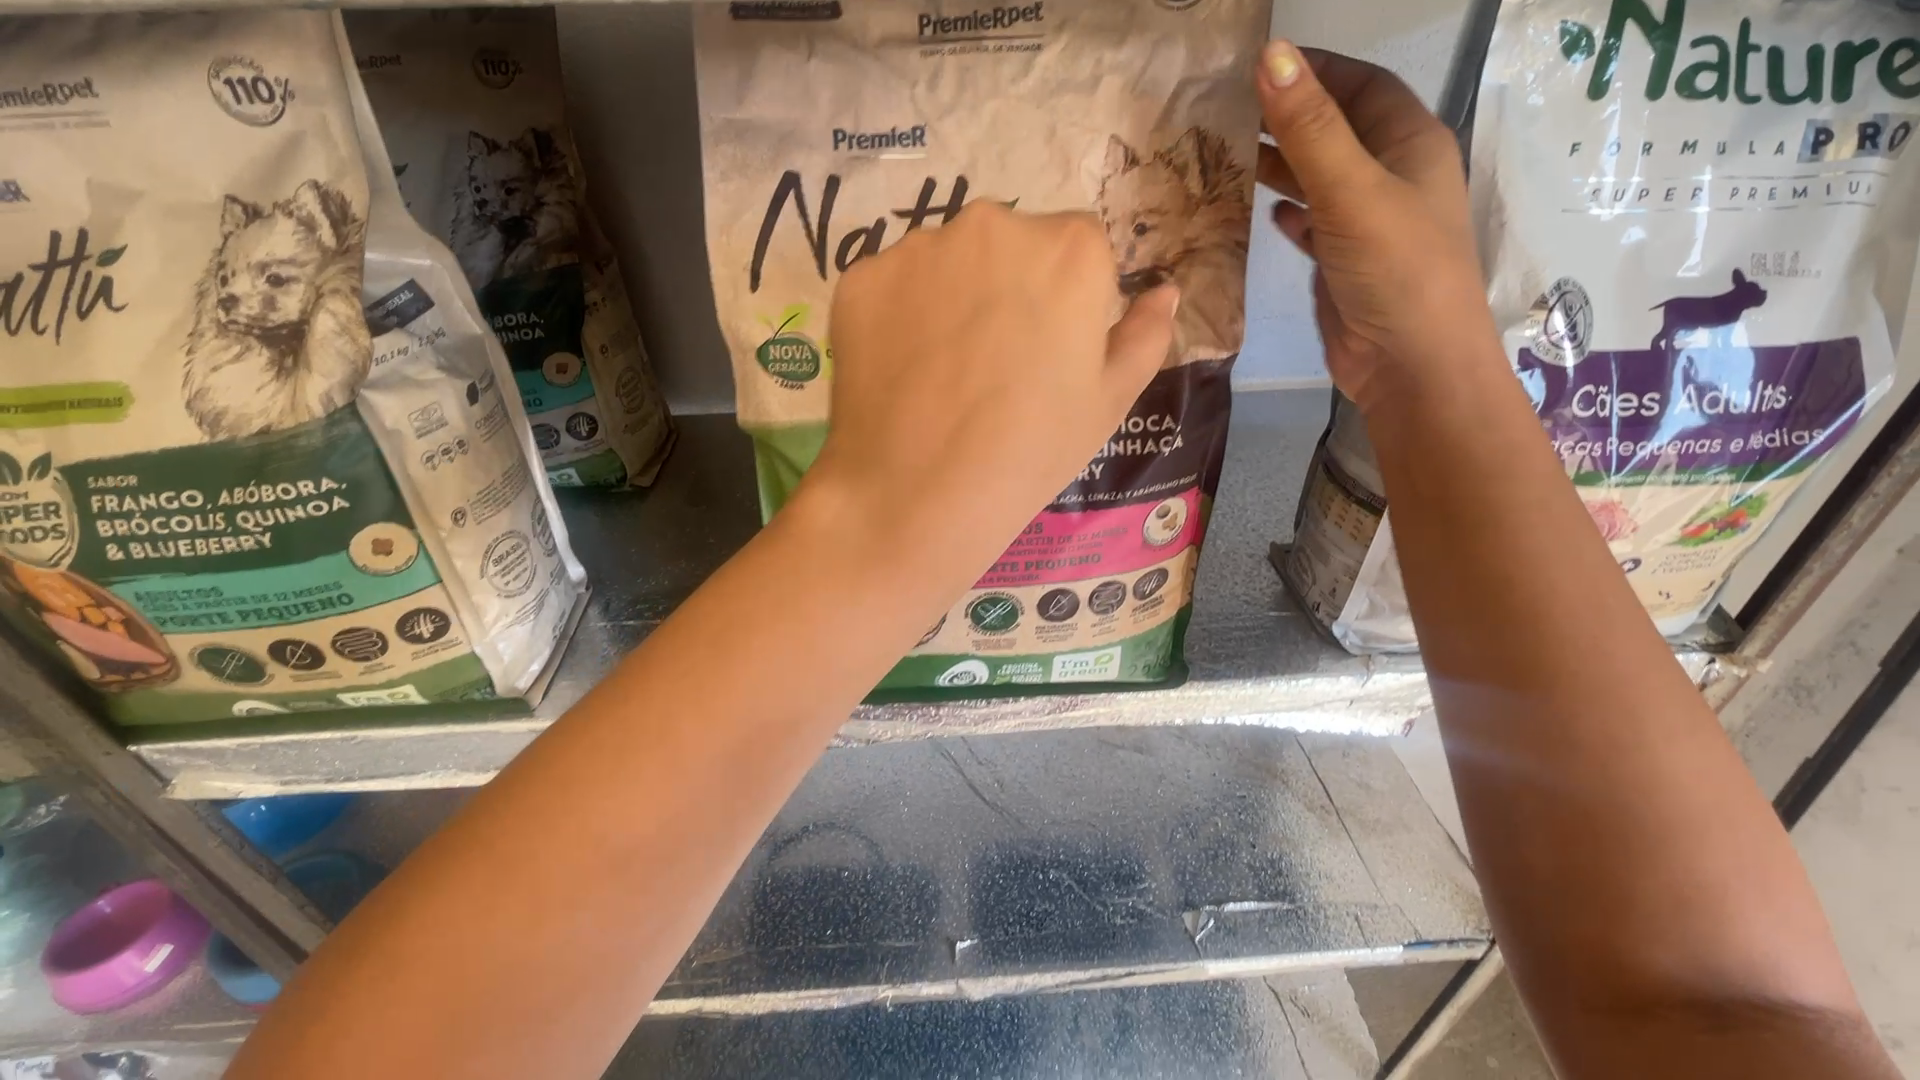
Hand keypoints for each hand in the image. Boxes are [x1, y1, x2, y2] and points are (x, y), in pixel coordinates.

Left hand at [800, 201, 1178, 576]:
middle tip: (995, 363)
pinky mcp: (862, 277)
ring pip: (948, 260)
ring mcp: (919, 248)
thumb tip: (1164, 291)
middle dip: (1010, 285)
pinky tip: (903, 371)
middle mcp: (994, 224)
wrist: (917, 494)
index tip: (1050, 350)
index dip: (1069, 298)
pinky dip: (900, 317)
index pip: (1080, 247)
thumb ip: (1145, 335)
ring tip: (944, 372)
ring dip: (953, 295)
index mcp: (1070, 248)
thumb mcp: (1109, 402)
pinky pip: (893, 287)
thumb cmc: (1031, 451)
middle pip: (1011, 243)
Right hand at [1255, 42, 1503, 412]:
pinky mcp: (1345, 262)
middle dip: (1290, 114)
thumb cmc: (1395, 269)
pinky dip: (1289, 211)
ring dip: (1282, 163)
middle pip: (1338, 128)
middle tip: (1228, 107)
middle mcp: (1392, 176)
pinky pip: (1313, 222)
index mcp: (1411, 143)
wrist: (1410, 365)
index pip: (1363, 85)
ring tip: (1228, 153)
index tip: (1260, 62)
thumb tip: (1271, 54)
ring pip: (1321, 176)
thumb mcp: (1351, 190)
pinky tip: (1262, 210)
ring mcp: (1369, 222)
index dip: (1317, 68)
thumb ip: (1310, 127)